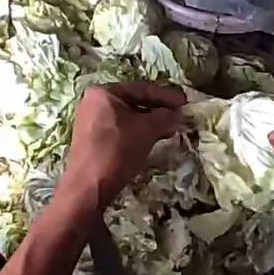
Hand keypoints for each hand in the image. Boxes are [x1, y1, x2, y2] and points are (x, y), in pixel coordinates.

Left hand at [59, 81, 185, 209]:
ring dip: (150, 122)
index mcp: (104, 93)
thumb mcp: (147, 130)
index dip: (165, 95)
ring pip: (127, 117)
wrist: (89, 186)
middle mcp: (94, 103)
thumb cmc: (118, 150)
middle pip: (133, 101)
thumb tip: (176, 114)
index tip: (184, 102)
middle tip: (179, 115)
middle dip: (158, 109)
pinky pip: (120, 129)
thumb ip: (165, 116)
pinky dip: (137, 132)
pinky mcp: (92, 139)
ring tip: (170, 129)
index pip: (141, 88)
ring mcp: (91, 121)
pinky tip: (152, 139)